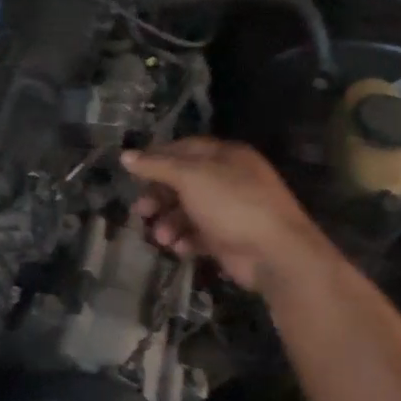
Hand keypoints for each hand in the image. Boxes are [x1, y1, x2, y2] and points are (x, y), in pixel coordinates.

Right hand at [121, 138, 334, 295]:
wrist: (274, 252)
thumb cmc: (232, 204)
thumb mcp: (191, 177)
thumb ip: (157, 166)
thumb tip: (126, 155)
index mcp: (225, 156)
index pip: (184, 149)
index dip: (156, 158)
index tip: (132, 172)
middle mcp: (228, 179)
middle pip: (183, 182)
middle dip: (159, 196)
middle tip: (140, 211)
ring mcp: (230, 210)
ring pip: (188, 211)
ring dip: (169, 223)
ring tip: (161, 238)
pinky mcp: (229, 238)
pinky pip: (199, 235)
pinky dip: (186, 240)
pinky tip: (179, 248)